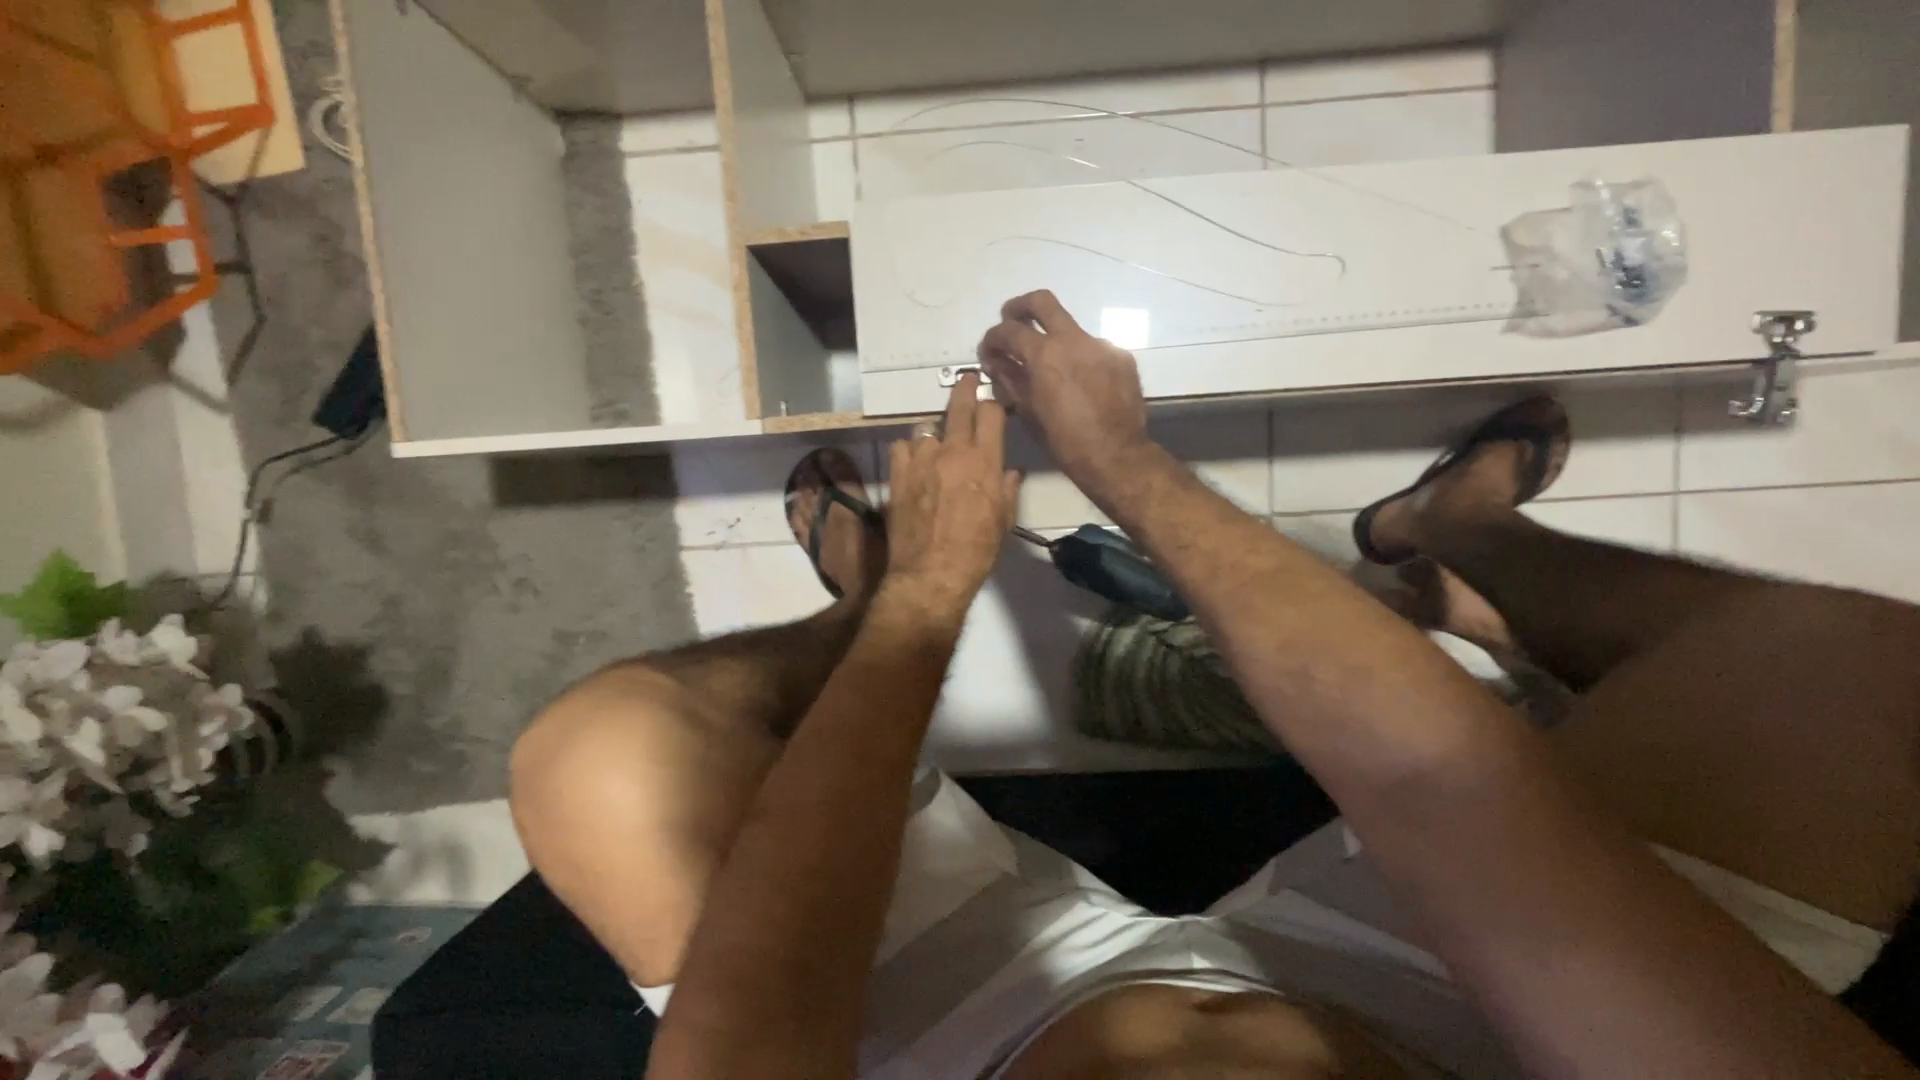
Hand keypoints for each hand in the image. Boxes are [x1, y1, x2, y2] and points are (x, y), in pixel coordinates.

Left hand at [883, 374, 1021, 617]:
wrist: (932, 573)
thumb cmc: (977, 552)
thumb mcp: (1004, 521)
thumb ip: (1006, 490)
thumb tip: (1008, 472)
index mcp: (985, 462)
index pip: (991, 413)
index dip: (993, 403)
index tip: (992, 401)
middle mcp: (953, 452)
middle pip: (959, 405)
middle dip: (965, 388)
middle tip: (966, 379)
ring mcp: (922, 460)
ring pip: (927, 426)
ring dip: (935, 430)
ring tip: (937, 440)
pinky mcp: (897, 474)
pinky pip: (902, 446)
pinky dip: (910, 449)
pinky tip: (914, 461)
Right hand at [977, 290, 1151, 495]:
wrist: (1117, 456)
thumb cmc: (1065, 442)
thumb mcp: (1029, 413)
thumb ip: (1010, 380)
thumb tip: (996, 362)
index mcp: (1045, 355)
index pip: (1008, 331)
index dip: (992, 339)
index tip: (988, 351)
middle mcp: (1074, 340)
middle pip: (1042, 302)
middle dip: (1020, 307)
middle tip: (1011, 320)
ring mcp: (1101, 346)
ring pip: (1070, 329)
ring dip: (1054, 340)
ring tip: (1050, 367)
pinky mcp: (1121, 358)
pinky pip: (1093, 350)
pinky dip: (1079, 360)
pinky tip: (1080, 383)